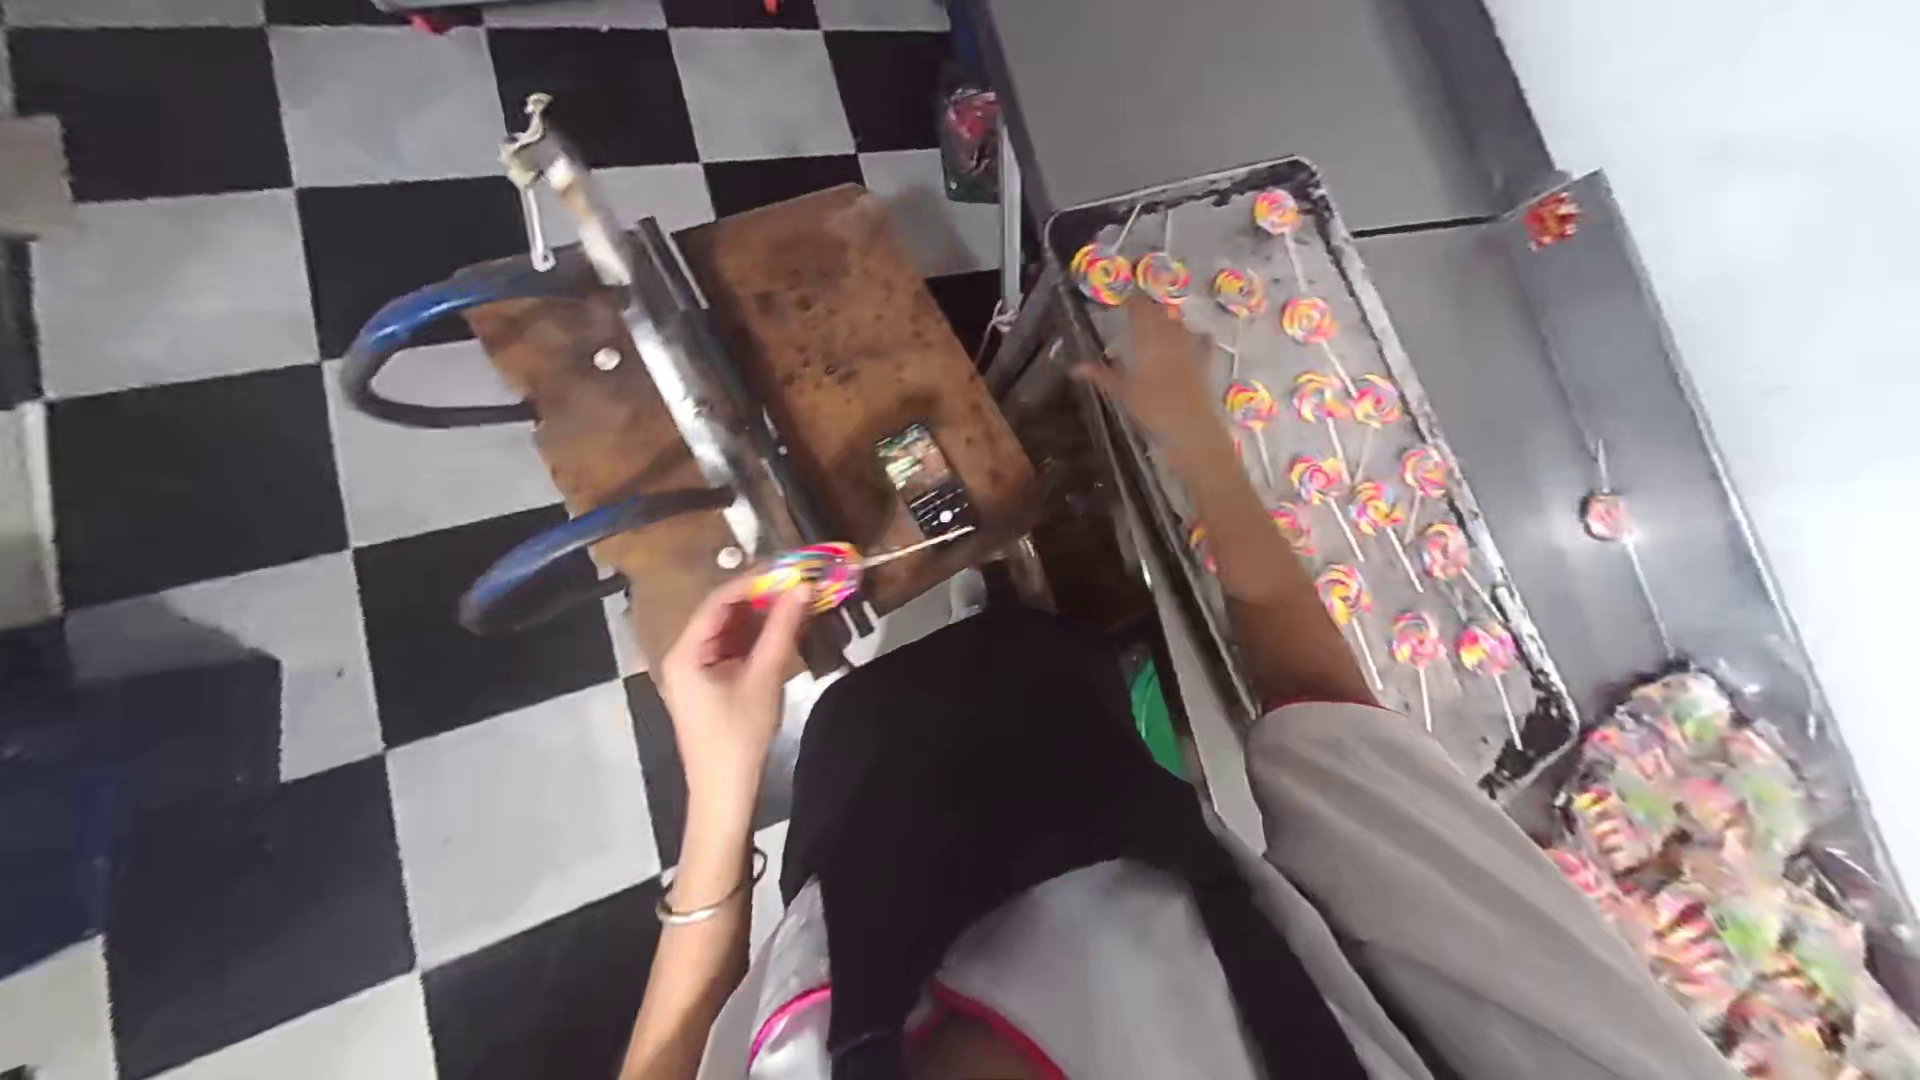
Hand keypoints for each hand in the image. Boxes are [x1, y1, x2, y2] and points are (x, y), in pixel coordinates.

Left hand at [656, 577, 812, 813]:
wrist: (726, 792)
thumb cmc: (739, 735)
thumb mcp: (765, 677)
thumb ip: (783, 628)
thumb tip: (804, 587)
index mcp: (686, 651)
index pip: (719, 601)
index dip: (755, 582)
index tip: (790, 570)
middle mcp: (685, 655)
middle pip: (724, 613)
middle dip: (762, 598)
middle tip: (799, 585)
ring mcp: (697, 670)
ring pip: (732, 630)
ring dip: (763, 617)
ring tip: (797, 603)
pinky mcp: (712, 683)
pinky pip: (735, 648)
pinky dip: (758, 638)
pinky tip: (784, 630)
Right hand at [1074, 296, 1219, 445]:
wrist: (1190, 423)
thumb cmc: (1151, 406)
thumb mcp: (1121, 391)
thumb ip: (1100, 375)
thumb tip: (1073, 368)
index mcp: (1147, 337)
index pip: (1139, 308)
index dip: (1132, 301)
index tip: (1124, 300)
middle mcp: (1170, 334)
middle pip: (1160, 312)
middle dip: (1150, 309)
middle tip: (1140, 311)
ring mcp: (1190, 345)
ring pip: (1179, 323)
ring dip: (1170, 320)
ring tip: (1162, 322)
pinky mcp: (1205, 359)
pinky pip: (1202, 340)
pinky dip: (1197, 336)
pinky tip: (1198, 338)